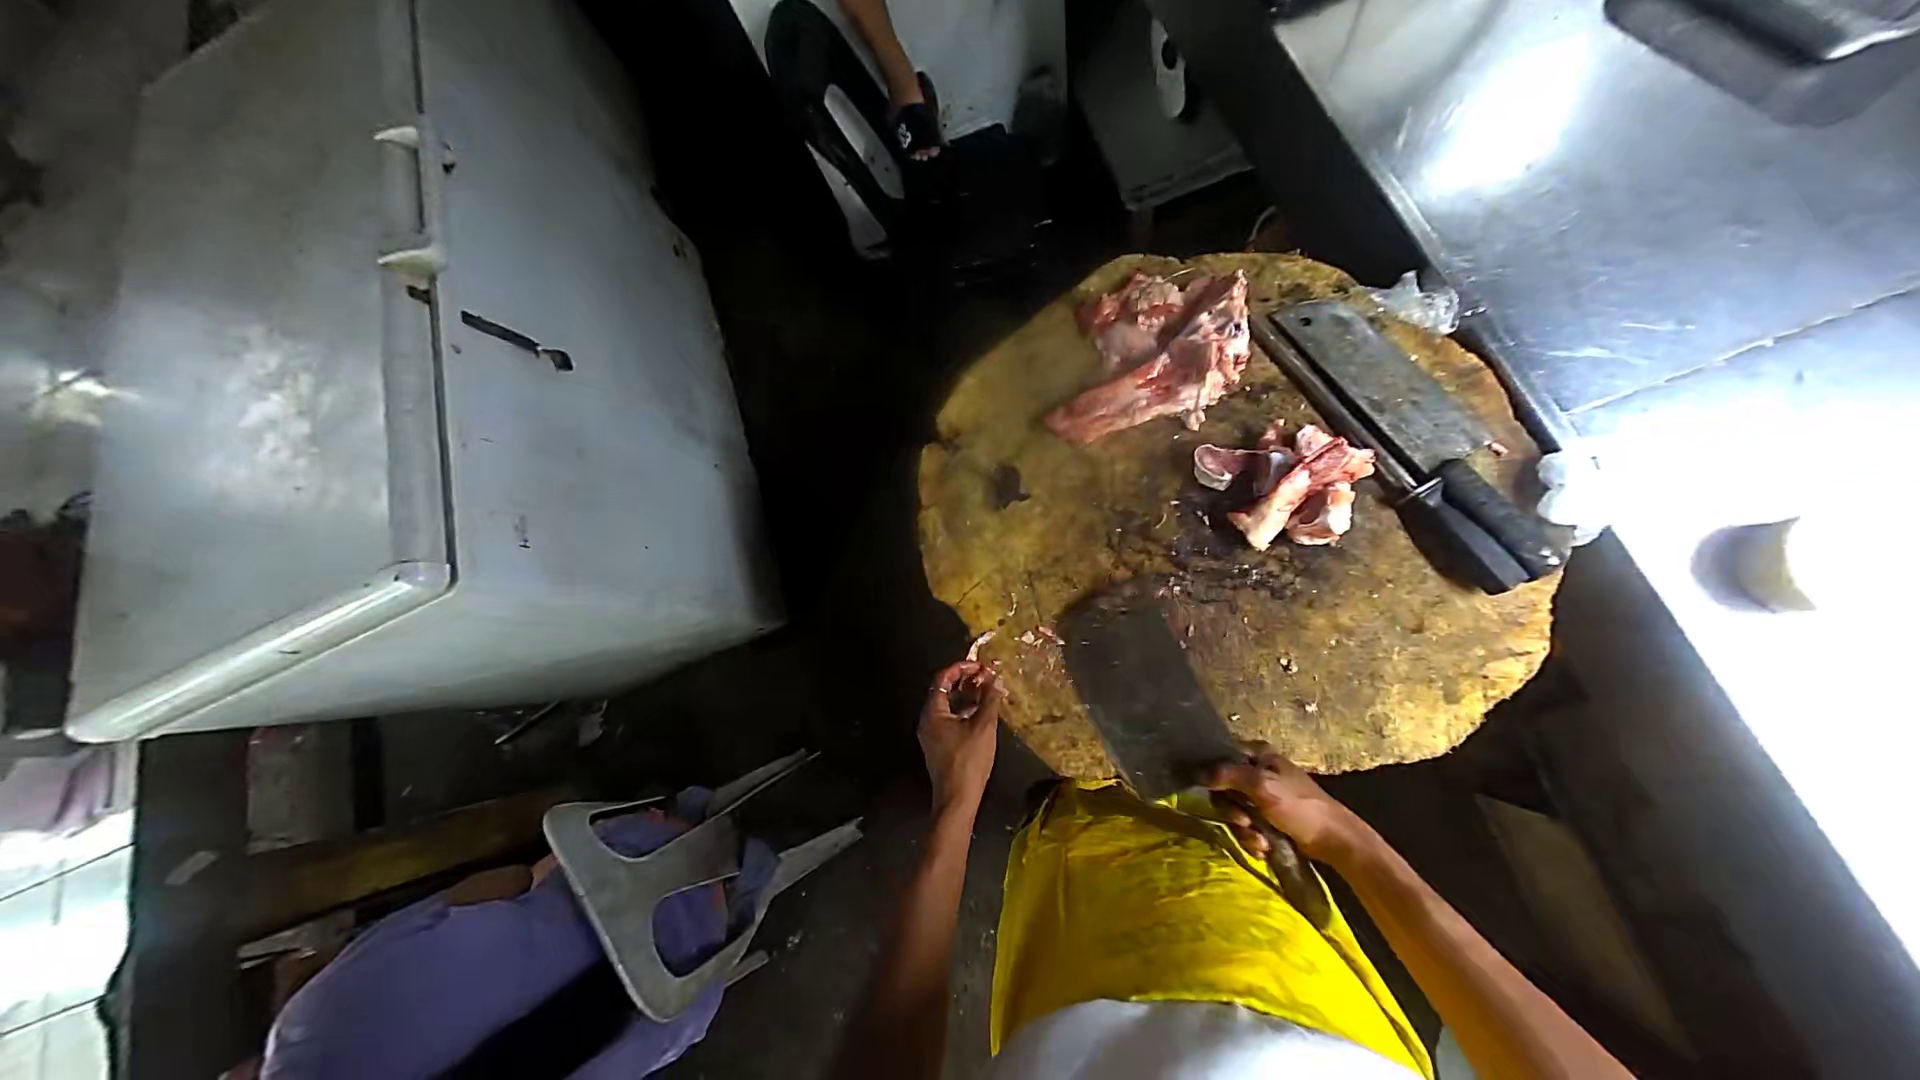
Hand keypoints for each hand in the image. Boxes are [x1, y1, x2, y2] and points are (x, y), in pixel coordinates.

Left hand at [918, 660, 1001, 815]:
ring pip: (948, 705)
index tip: (979, 665)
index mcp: (932, 712)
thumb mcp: (983, 726)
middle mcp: (927, 720)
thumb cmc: (969, 760)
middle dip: (965, 680)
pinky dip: (964, 710)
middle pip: (944, 690)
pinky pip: (950, 718)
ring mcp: (932, 733)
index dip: (961, 668)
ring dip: (966, 695)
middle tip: (985, 675)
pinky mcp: (939, 744)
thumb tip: (995, 679)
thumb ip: (989, 699)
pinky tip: (982, 711)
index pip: (942, 678)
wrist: (957, 798)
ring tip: (987, 689)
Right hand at [1206, 741, 1373, 864]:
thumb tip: (1197, 773)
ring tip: (1261, 841)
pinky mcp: (1267, 819)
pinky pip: (1245, 827)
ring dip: (1244, 831)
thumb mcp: (1263, 787)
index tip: (1218, 794)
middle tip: (1245, 822)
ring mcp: (1262, 796)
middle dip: (1232, 812)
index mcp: (1258, 755)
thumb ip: (1228, 775)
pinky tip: (1265, 847)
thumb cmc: (1301, 808)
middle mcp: (1257, 771)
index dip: (1214, 777)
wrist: (1335, 841)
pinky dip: (1252, 839)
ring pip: (1233, 811)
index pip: (1221, 757)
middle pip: (1223, 789)